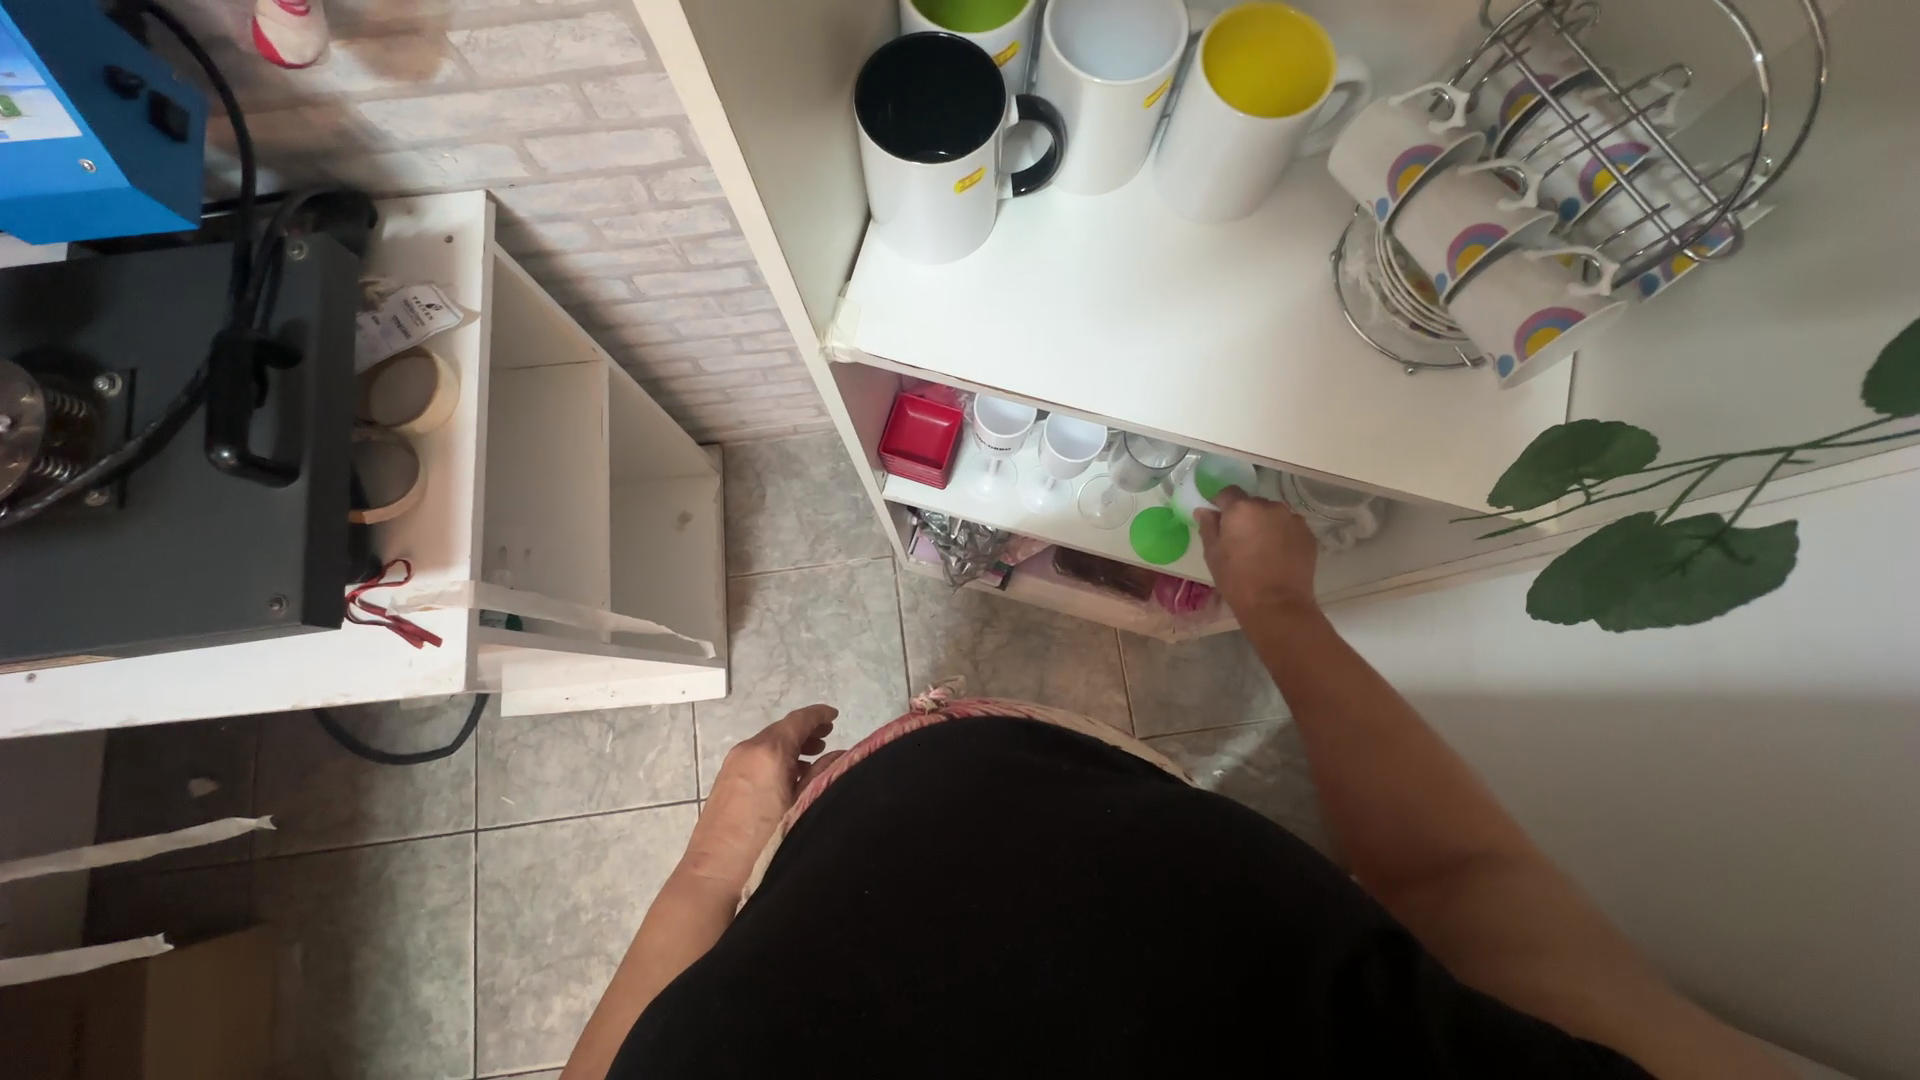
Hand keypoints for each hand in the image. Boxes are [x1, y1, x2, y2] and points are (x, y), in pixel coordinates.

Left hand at [681, 704, 845, 893]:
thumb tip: (838, 754)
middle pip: (781, 729)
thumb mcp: (803, 805)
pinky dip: (776, 757)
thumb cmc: (766, 840)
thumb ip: (822, 774)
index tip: (835, 715)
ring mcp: (732, 765)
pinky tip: (788, 776)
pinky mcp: (724, 782)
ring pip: (767, 743)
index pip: (798, 720)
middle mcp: (748, 750)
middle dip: (805, 730)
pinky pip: (756, 757)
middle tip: (828, 735)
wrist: (714, 875)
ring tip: (813, 754)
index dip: (819, 714)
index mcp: (769, 751)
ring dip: (791, 744)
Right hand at [1194, 486, 1320, 617]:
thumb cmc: (1237, 580)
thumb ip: (1208, 527)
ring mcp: (1293, 519)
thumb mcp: (1212, 554)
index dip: (1221, 503)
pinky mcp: (1308, 534)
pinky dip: (1282, 535)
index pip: (1228, 492)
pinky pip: (1290, 528)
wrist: (1277, 604)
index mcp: (1242, 508)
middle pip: (1253, 503)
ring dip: (1265, 525)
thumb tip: (1204, 510)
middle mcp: (1270, 506)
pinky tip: (1278, 556)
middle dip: (1245, 516)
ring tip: (1262, 549)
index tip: (1218, 519)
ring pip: (1273, 515)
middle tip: (1240, 539)